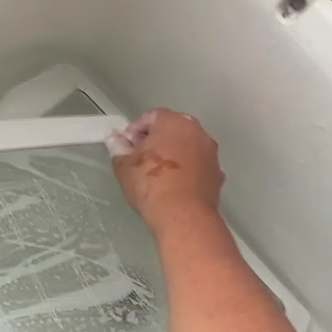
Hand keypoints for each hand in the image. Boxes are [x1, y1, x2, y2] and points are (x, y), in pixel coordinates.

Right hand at [107, 109, 224, 233]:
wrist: (183, 215)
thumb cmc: (150, 184)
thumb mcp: (125, 166)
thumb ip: (119, 148)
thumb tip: (114, 138)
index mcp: (173, 122)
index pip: (151, 116)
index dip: (135, 130)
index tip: (126, 146)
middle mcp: (196, 131)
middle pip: (173, 129)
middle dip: (157, 140)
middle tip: (141, 158)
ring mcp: (210, 152)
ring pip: (188, 146)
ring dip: (174, 154)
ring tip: (158, 174)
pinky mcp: (217, 173)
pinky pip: (198, 165)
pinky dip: (187, 170)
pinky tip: (175, 186)